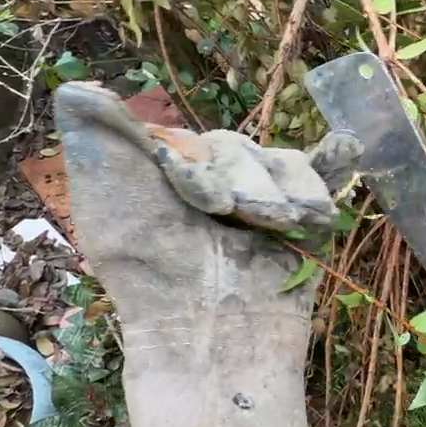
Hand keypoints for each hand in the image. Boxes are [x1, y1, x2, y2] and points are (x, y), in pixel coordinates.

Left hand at [53, 84, 357, 426]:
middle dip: (246, 182)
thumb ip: (100, 144)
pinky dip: (334, 161)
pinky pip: (324, 177)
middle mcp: (215, 185)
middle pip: (242, 149)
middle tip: (244, 218)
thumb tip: (80, 89)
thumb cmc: (156, 276)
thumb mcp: (109, 209)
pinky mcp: (306, 221)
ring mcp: (264, 202)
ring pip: (286, 164)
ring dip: (289, 190)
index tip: (201, 200)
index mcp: (164, 180)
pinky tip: (345, 146)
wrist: (220, 338)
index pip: (190, 138)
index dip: (199, 162)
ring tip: (291, 223)